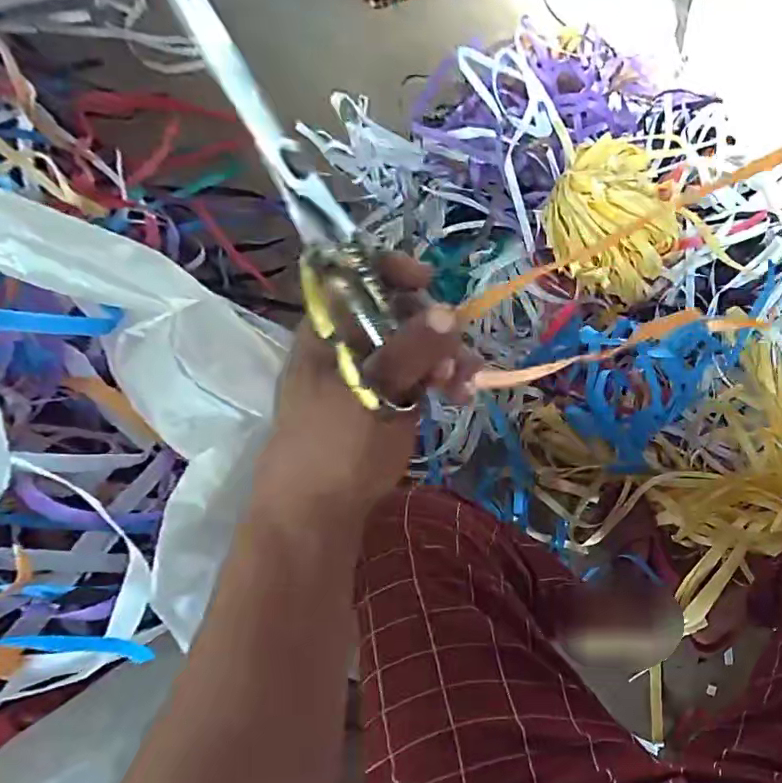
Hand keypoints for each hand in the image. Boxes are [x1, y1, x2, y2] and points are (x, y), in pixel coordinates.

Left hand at [252, 253, 480, 524]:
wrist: (314, 513)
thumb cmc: (336, 448)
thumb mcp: (374, 394)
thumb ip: (410, 350)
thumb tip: (447, 312)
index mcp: (326, 331)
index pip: (354, 276)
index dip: (390, 269)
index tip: (429, 281)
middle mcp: (345, 345)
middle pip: (394, 312)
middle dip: (434, 327)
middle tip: (459, 357)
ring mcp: (364, 376)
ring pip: (411, 348)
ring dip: (445, 358)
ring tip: (468, 386)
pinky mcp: (382, 403)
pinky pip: (415, 378)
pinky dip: (438, 381)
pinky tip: (460, 396)